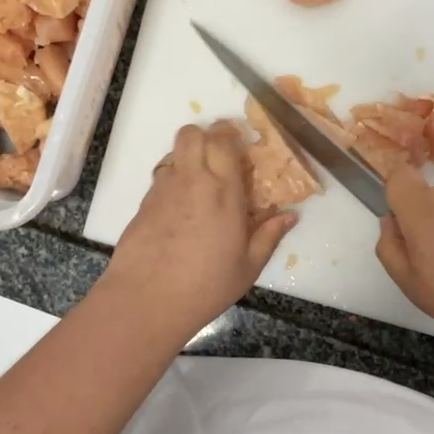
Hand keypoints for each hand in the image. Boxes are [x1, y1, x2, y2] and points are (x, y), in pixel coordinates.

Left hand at [96, 123, 297, 341]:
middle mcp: (191, 182)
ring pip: (173, 152)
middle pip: (191, 134)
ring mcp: (163, 190)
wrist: (147, 299)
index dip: (229, 134)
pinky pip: (161, 177)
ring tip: (200, 182)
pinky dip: (173, 180)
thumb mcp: (247, 267)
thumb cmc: (205, 286)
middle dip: (205, 136)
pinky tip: (180, 207)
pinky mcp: (144, 204)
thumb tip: (290, 216)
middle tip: (219, 155)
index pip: (223, 141)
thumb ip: (269, 236)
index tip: (239, 143)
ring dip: (188, 157)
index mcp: (223, 192)